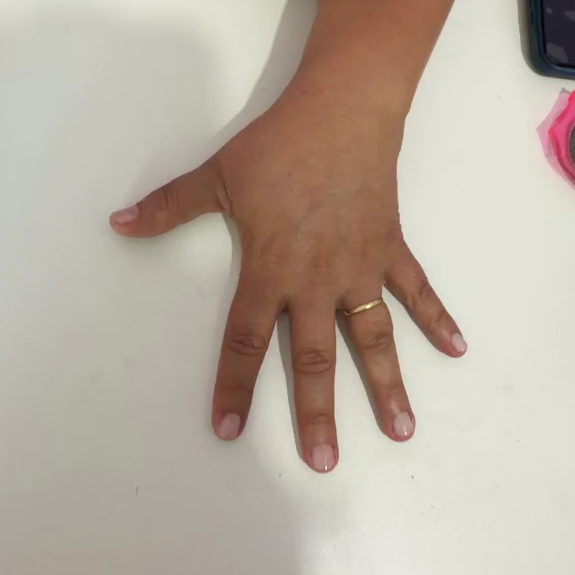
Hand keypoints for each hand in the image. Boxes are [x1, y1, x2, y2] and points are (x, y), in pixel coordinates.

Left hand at [108, 82, 463, 471]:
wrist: (341, 112)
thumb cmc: (279, 146)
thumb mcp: (218, 176)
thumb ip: (170, 207)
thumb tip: (117, 222)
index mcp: (272, 269)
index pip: (246, 341)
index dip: (235, 388)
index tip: (230, 433)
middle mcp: (317, 281)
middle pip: (315, 358)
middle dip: (317, 413)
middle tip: (323, 463)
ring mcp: (360, 268)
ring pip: (373, 337)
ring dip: (388, 384)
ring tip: (402, 430)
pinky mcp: (391, 248)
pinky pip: (417, 290)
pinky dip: (437, 317)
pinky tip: (457, 349)